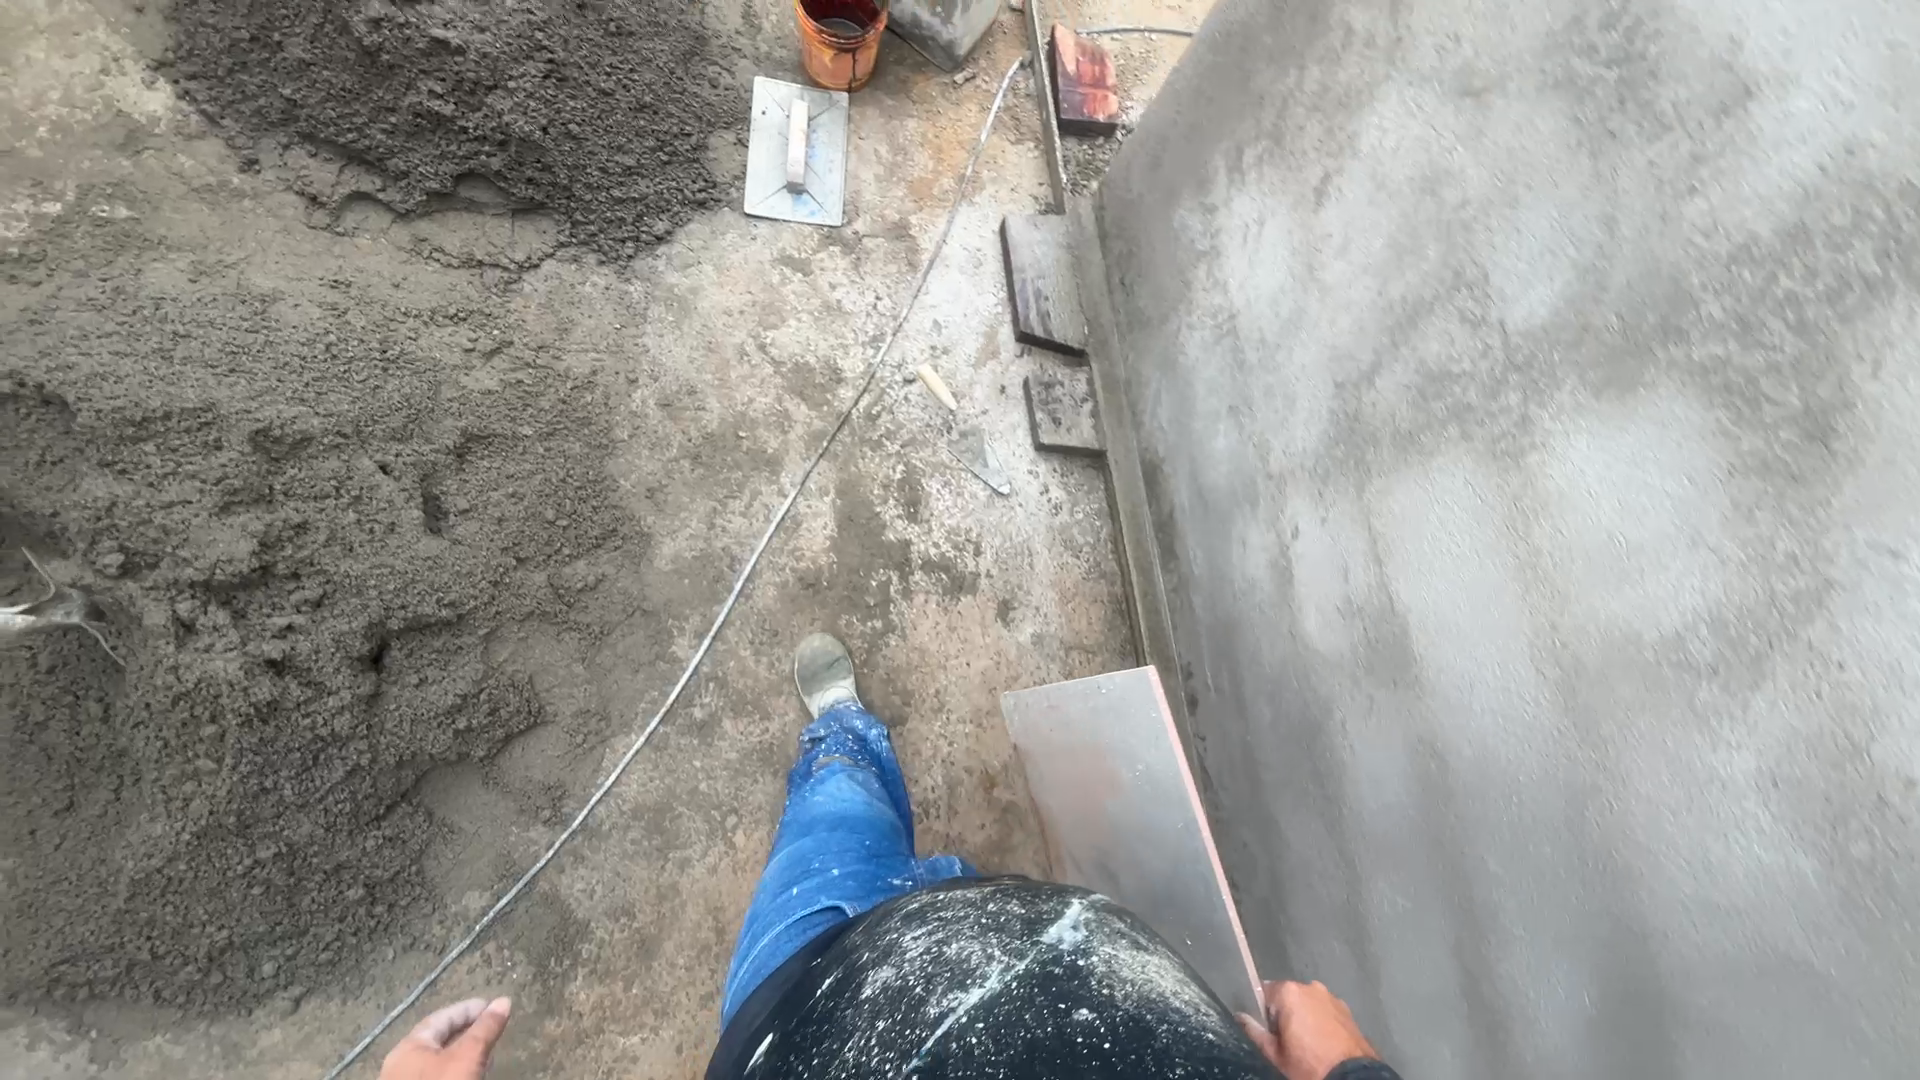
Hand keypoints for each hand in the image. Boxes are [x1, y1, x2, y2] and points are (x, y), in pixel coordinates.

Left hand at [379, 997, 512, 1079]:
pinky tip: (472, 1076)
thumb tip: (503, 1001)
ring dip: (465, 1054)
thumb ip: (486, 1027)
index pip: (443, 1017)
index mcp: (409, 1047)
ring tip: (488, 1054)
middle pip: (440, 1039)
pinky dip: (457, 1072)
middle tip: (494, 1029)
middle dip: (469, 1031)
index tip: (495, 1008)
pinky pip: (437, 1078)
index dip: (470, 1009)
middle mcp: (402, 1065)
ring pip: (439, 1061)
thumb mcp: (469, 1055)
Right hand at [1236, 980, 1378, 1079]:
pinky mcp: (1349, 1013)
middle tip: (1288, 1041)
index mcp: (1288, 991)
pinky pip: (1327, 1013)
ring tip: (1310, 1044)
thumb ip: (1255, 1033)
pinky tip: (1326, 1044)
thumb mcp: (1275, 1055)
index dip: (1263, 1014)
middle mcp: (1310, 987)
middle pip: (1288, 997)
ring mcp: (1332, 998)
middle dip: (1286, 1014)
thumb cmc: (1309, 1066)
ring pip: (1309, 1004)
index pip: (1264, 993)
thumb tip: (1239, 1017)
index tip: (1270, 1033)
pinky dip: (1323, 1023)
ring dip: (1306, 1017)